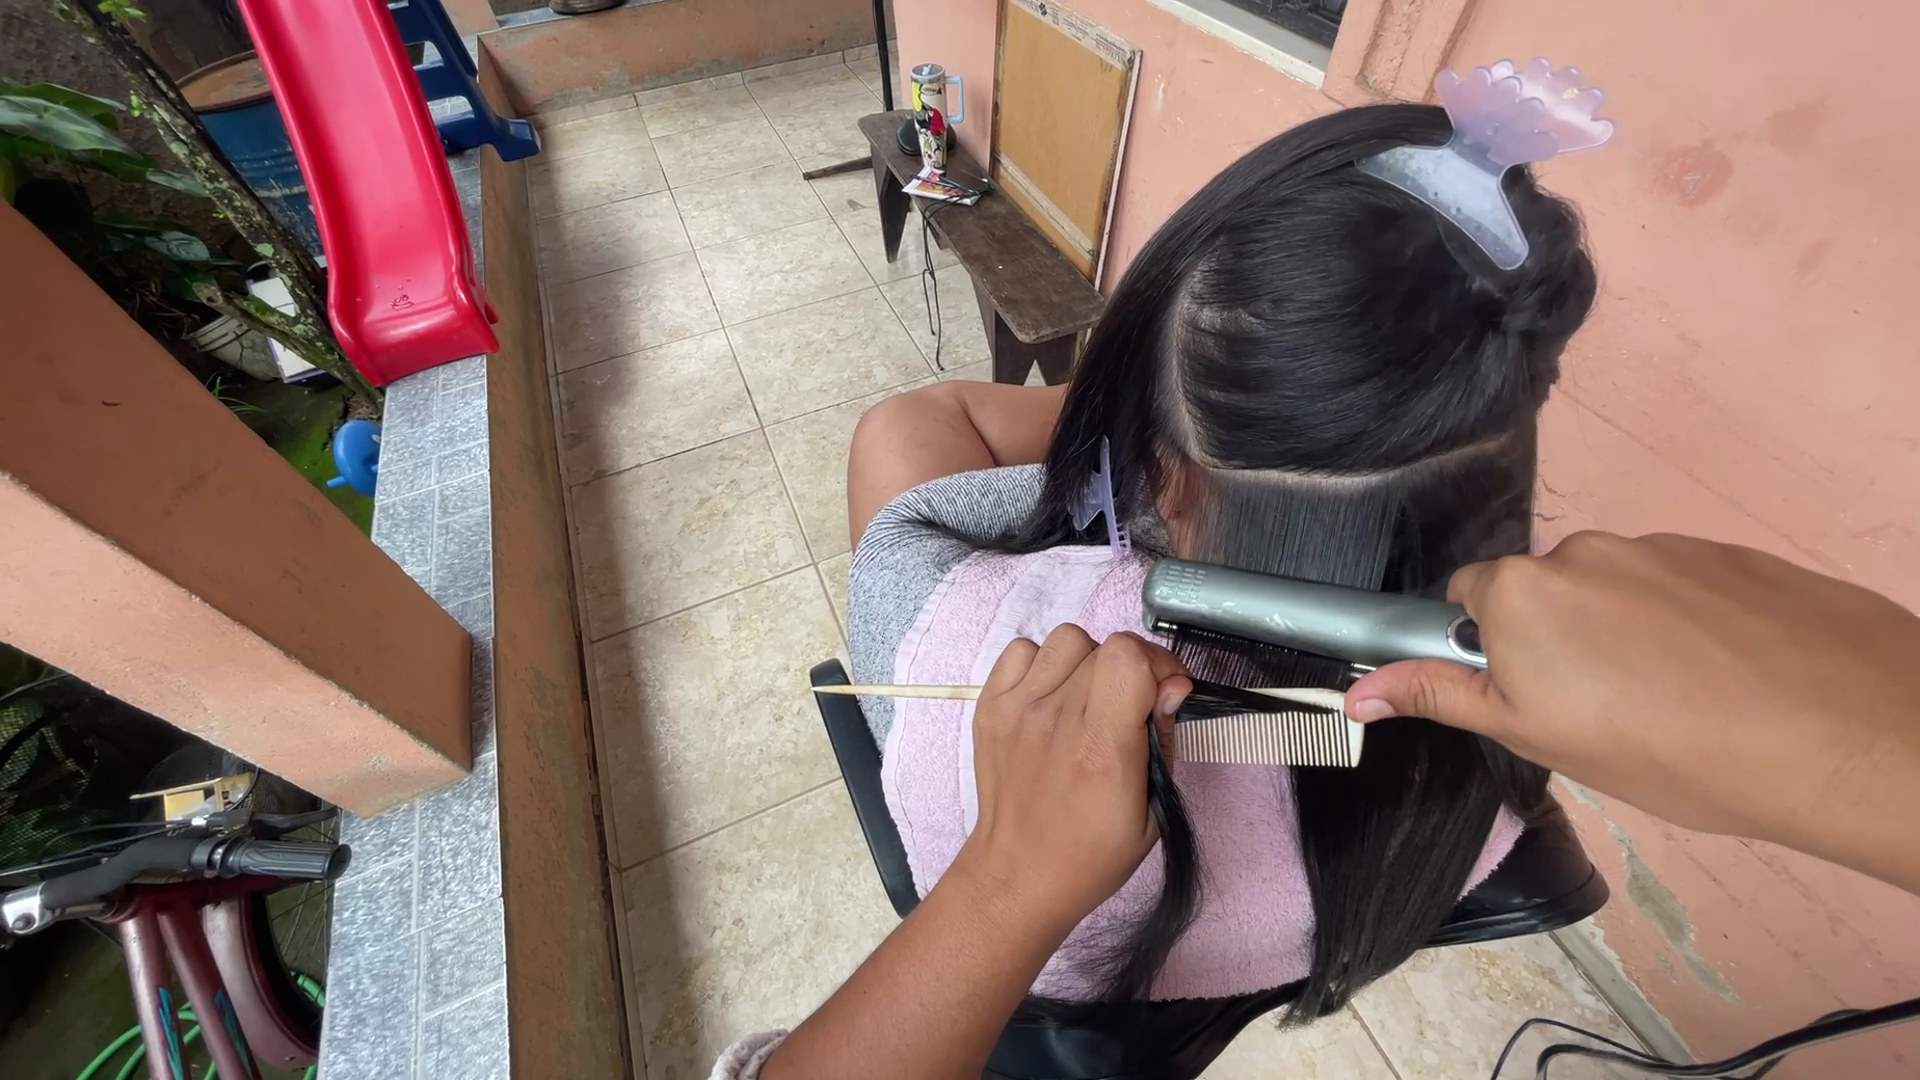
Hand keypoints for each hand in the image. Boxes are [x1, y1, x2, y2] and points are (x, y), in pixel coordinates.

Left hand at [962, 626, 1191, 928]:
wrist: (1018, 871)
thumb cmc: (1091, 850)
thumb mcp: (1153, 811)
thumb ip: (1163, 738)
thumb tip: (1173, 684)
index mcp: (1100, 749)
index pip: (1128, 658)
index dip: (1157, 663)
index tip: (1164, 689)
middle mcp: (1055, 719)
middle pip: (1104, 646)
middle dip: (1130, 668)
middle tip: (1127, 705)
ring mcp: (1016, 708)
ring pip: (1066, 639)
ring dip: (1087, 661)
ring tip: (1087, 698)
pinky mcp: (989, 704)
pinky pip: (1022, 649)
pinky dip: (1043, 663)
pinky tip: (1051, 696)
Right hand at [1345, 532, 1919, 891]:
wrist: (1864, 743)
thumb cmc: (1668, 747)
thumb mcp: (1534, 733)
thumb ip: (1438, 696)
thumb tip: (1356, 695)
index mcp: (1517, 588)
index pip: (1463, 598)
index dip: (1486, 646)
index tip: (1526, 687)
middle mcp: (1578, 551)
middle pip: (1535, 592)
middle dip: (1550, 637)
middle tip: (1596, 702)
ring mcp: (1661, 546)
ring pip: (1607, 589)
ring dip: (1618, 629)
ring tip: (1672, 693)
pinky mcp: (1733, 555)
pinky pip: (1676, 584)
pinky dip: (1682, 620)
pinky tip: (1723, 671)